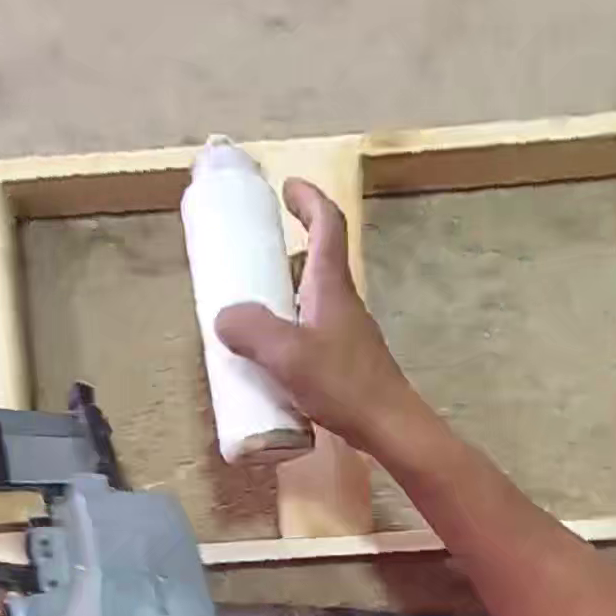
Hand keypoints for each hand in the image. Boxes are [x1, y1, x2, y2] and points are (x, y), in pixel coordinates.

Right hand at [214, 178, 429, 453]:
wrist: (390, 428)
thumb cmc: (344, 386)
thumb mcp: (289, 356)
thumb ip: (252, 331)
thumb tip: (225, 317)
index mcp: (332, 288)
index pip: (328, 225)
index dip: (309, 200)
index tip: (288, 187)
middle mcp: (344, 304)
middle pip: (318, 263)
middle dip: (286, 255)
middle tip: (253, 265)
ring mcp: (349, 335)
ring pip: (314, 302)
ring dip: (286, 298)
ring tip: (253, 316)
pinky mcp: (348, 363)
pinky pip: (315, 334)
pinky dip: (293, 332)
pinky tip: (274, 360)